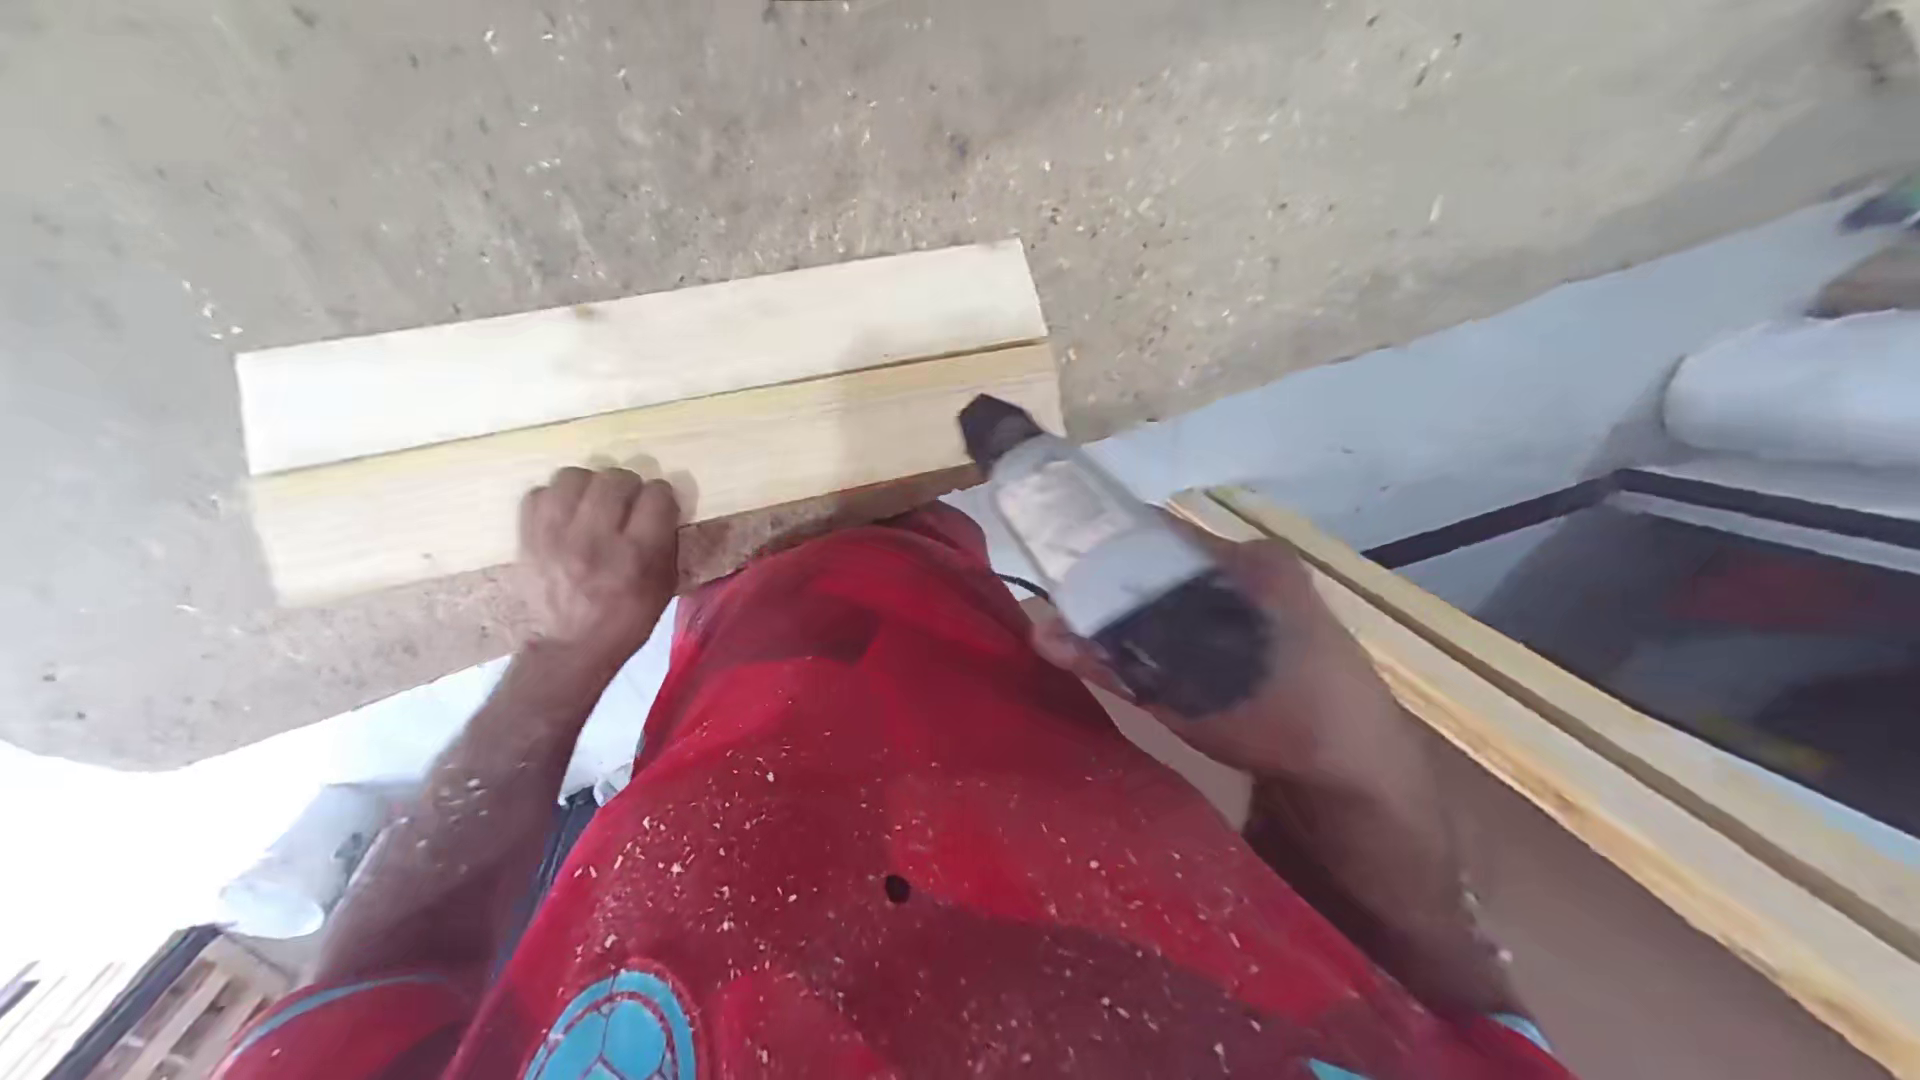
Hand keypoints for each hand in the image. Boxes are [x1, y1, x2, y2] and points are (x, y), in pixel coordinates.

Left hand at [519, 467, 679, 663]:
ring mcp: (557, 535)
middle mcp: (597, 537)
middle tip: (628, 503)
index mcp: (638, 552)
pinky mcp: (528, 537)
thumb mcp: (665, 582)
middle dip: (628, 486)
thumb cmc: (629, 617)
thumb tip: (659, 507)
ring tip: (594, 503)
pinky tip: (566, 515)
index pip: (657, 494)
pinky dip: (555, 498)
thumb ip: (665, 539)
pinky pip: (539, 493)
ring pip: (575, 476)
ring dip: (590, 485)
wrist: (572, 646)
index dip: (662, 496)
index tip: (659, 507)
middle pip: (616, 478)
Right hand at [1030, 522, 1409, 786]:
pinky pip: (1204, 604)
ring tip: (1103, 631)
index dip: (1103, 549)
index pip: (1154, 534)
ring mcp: (1267, 589)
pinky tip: (1152, 646)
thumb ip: (1109, 663)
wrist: (1363, 772)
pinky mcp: (1270, 617)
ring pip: (1182, 585)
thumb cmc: (1281, 723)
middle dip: (1118, 584)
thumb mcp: (1184, 696)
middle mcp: (1257, 564)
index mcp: (1248, 562)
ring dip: (1144, 606)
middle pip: (1164, 559)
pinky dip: (1171, 621)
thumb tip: (1039, 633)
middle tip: (1074, 609)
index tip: (1061, 570)